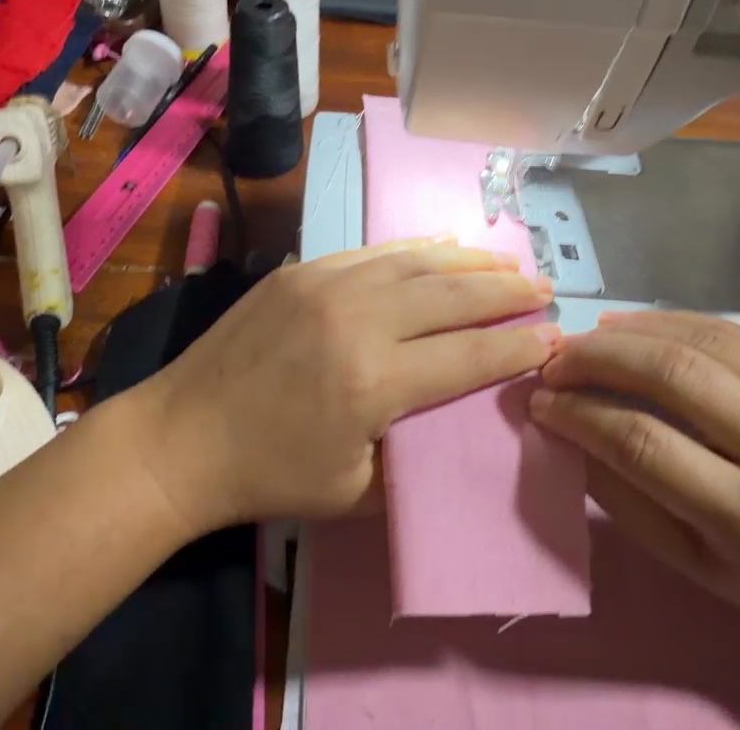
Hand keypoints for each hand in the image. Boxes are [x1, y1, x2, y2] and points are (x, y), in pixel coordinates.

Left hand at [135, 238, 557, 531]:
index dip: (520, 346)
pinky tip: (443, 247)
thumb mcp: (355, 492)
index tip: (557, 338)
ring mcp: (327, 284)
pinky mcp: (301, 270)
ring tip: (509, 266)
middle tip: (547, 291)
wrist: (182, 437)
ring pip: (418, 262)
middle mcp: (359, 319)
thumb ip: (414, 455)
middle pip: (454, 296)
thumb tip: (455, 418)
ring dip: (470, 263)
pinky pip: (374, 251)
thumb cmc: (269, 476)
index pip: (471, 356)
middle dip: (509, 294)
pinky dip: (416, 249)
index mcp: (376, 382)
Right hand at [529, 311, 739, 645]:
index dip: (580, 415)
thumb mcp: (692, 564)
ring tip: (586, 338)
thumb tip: (561, 429)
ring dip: (631, 332)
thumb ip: (622, 497)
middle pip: (676, 376)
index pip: (645, 445)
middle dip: (599, 358)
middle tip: (556, 359)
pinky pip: (736, 332)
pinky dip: (675, 323)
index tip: (540, 402)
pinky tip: (636, 327)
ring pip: (705, 341)